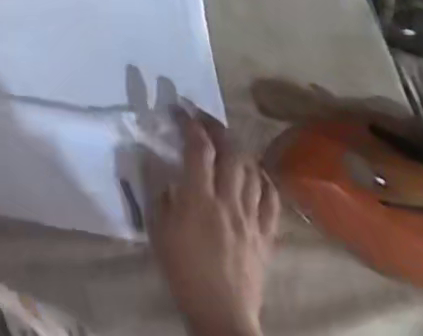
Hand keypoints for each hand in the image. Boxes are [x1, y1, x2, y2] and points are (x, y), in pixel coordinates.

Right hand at [150, 109, 280, 335]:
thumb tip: (150, 157)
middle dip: (216, 126)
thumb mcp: (156, 228)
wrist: (220, 313)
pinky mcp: (266, 234)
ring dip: (238, 148)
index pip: (198, 148)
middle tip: (201, 116)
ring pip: (253, 170)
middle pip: (231, 151)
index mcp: (198, 198)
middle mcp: (228, 201)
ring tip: (225, 139)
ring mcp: (251, 217)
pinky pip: (271, 198)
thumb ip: (155, 189)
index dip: (189, 123)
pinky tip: (255, 171)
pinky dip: (263, 177)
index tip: (178, 109)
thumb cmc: (181, 270)